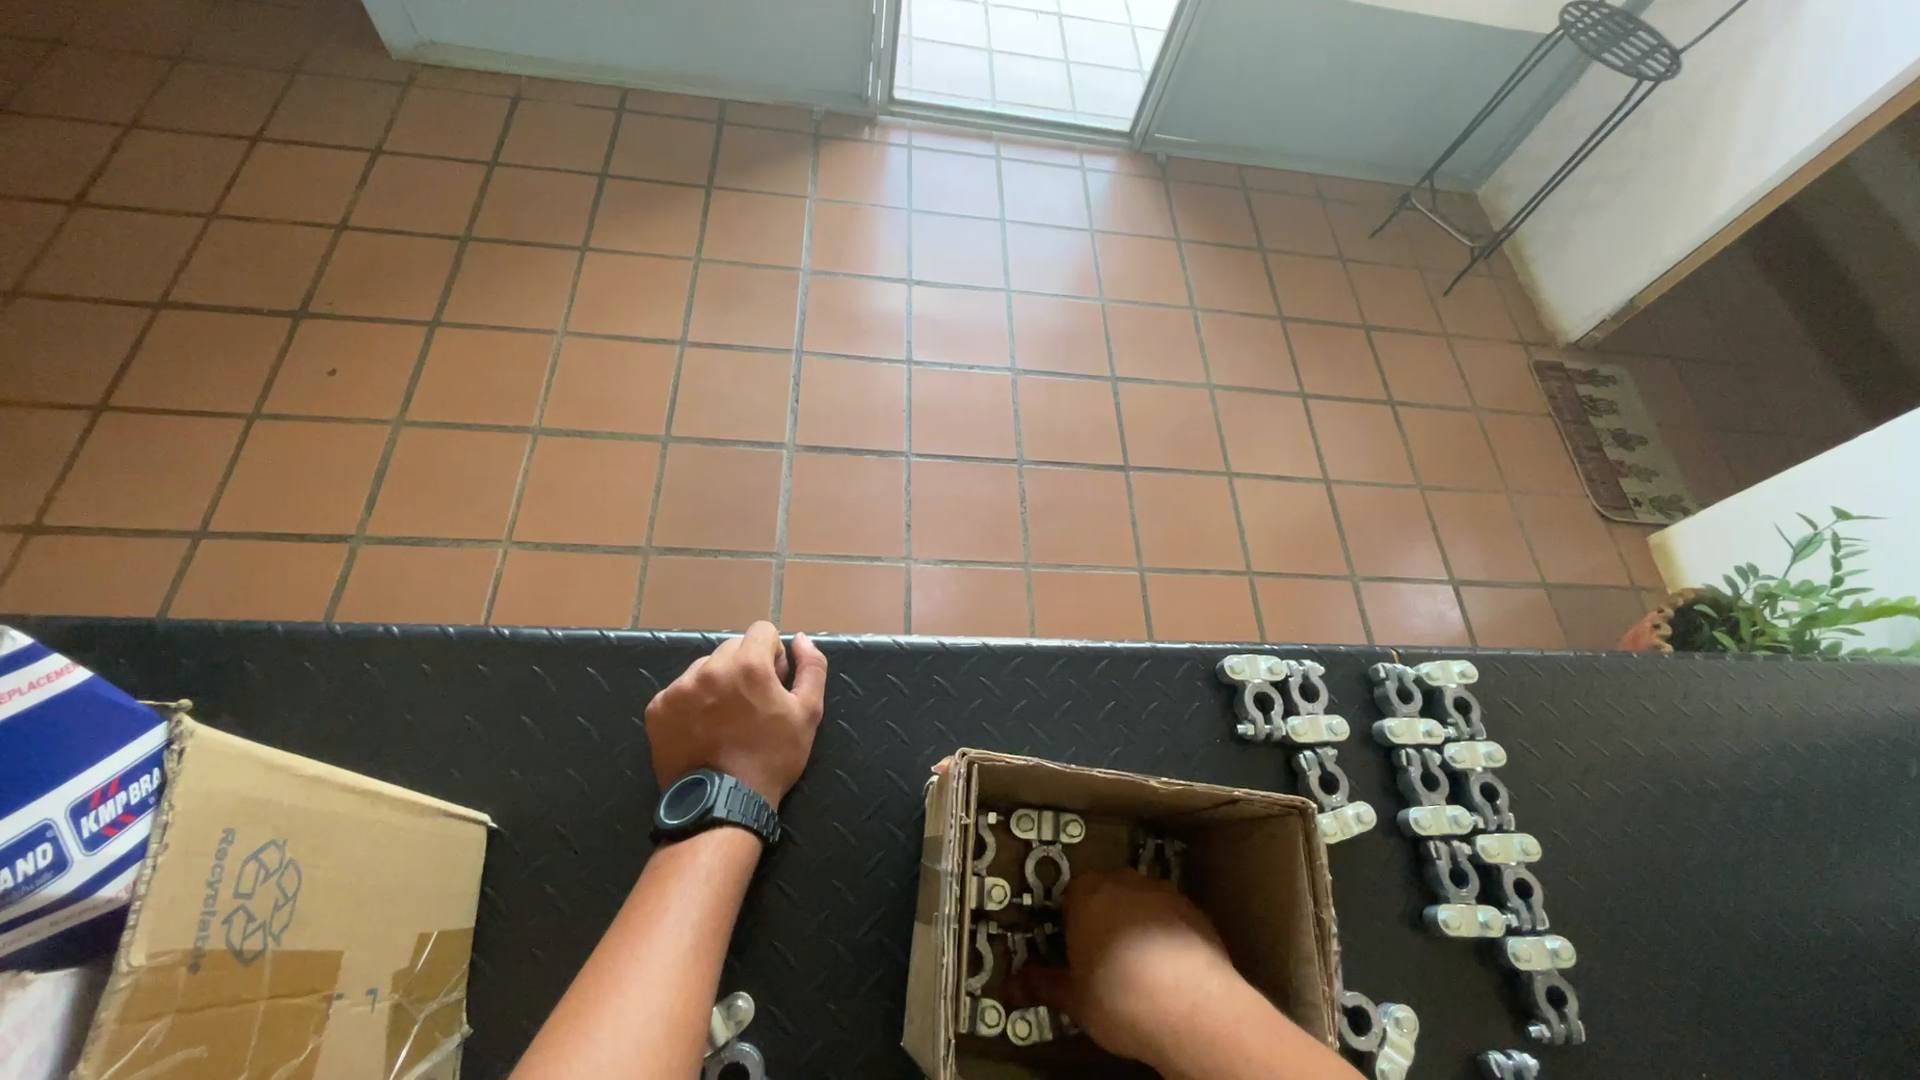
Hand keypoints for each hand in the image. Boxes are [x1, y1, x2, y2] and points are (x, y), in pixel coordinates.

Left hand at [644, 622, 827, 807]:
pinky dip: (692, 703)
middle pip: (732, 648)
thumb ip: (812, 667)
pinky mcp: (657, 708)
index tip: (774, 682)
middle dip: (745, 667)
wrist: (723, 803)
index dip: (773, 654)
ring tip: (724, 719)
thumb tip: (800, 639)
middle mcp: (709, 667)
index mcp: (748, 664)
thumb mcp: (808, 714)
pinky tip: (702, 730)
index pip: (762, 631)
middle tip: (751, 704)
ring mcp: (679, 688)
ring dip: (717, 683)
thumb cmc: (772, 758)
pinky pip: (680, 691)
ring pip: (704, 668)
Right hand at [1012, 869, 1244, 1067]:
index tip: (1076, 955)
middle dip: (1105, 922)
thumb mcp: (1073, 999)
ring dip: (1139, 928)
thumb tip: (1008, 987)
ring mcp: (1164, 892)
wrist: (1192, 1007)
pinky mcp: (1196, 911)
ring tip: (1141, 971)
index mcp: (1086, 893)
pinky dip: (1168, 939)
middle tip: (1105, 964)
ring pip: (1143, 906)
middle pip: (1108, 896)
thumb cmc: (1118, 996)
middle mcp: (1124, 881)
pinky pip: (1173, 921)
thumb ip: (1042, 985)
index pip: (1070, 898)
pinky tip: (1170, 973)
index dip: (1072, 926)